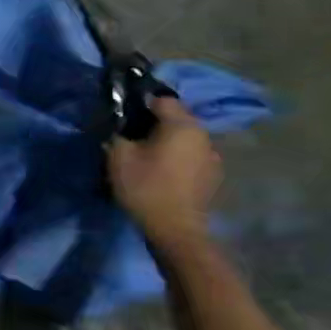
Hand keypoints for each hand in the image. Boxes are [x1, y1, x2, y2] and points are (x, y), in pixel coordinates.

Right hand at [109, 96, 220, 249]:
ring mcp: (212, 157)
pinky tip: (162, 171)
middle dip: (154, 122)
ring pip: (184, 137)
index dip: (140, 103)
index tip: (123, 116)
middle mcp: (203, 135)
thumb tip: (120, 126)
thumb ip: (118, 132)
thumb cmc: (145, 186)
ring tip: (146, 155)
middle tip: (131, 135)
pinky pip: (191, 155)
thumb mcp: (118, 154)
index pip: (161, 99)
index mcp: (183, 125)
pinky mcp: (213, 176)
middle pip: (176, 118)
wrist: (176, 230)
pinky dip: (177, 157)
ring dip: (167, 141)